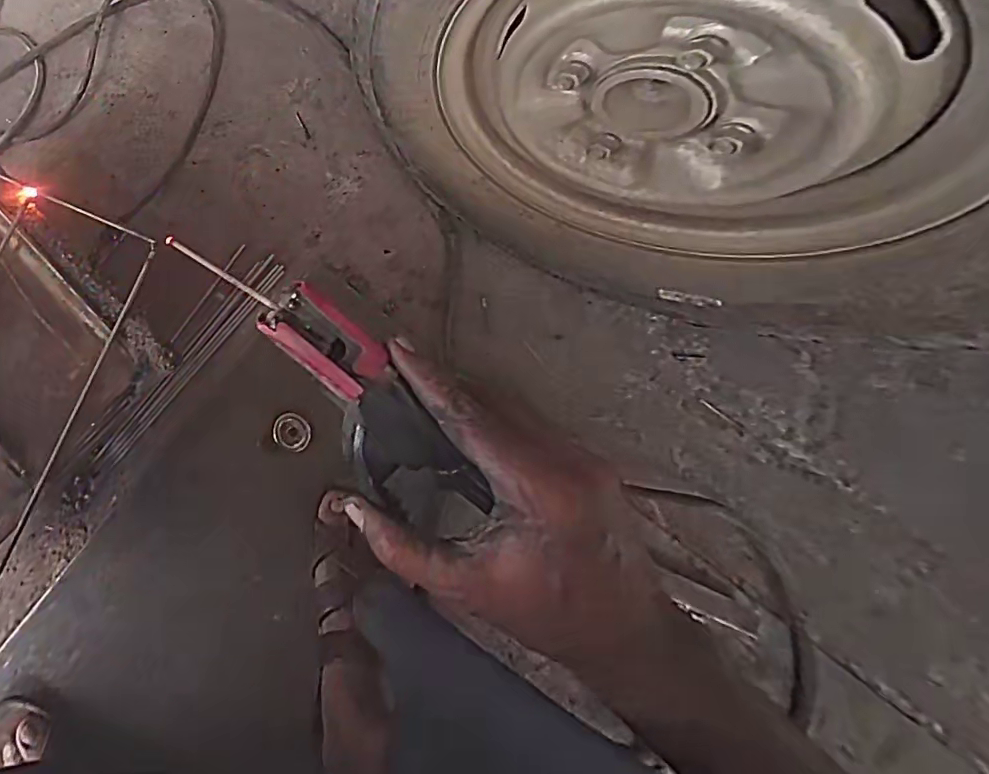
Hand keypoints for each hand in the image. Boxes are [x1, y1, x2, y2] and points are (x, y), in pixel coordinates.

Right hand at [336, 339, 684, 677]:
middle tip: (397, 361)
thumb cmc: (550, 618)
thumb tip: (355, 509)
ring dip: (463, 392)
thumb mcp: (467, 589)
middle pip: (489, 401)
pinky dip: (488, 410)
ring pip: (510, 405)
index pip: (469, 417)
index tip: (398, 349)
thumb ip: (403, 549)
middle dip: (439, 378)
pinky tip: (462, 414)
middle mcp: (566, 460)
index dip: (428, 380)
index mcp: (538, 489)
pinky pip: (527, 420)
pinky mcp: (587, 458)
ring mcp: (582, 455)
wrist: (632, 638)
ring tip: (420, 382)